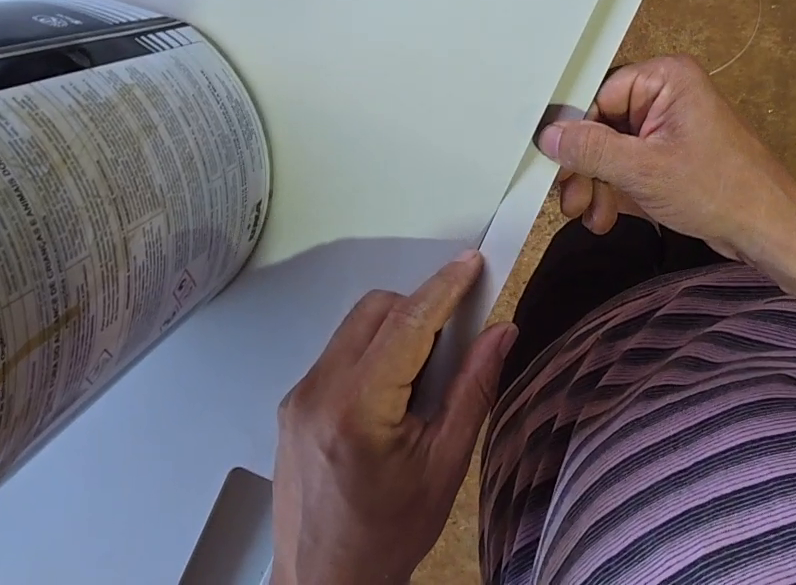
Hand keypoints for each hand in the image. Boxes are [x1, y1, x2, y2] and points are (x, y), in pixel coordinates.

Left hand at [272, 252, 516, 584]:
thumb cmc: (390, 533)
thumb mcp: (445, 465)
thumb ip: (474, 388)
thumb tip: (502, 330)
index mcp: (358, 408)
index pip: (407, 322)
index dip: (444, 287)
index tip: (472, 261)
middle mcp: (318, 391)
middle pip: (375, 310)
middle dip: (419, 307)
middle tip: (454, 337)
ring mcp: (299, 395)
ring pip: (354, 326)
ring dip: (395, 328)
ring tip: (422, 375)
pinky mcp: (292, 404)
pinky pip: (339, 352)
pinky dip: (372, 351)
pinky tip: (391, 393)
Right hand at [535, 55, 795, 260]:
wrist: (769, 231)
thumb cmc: (720, 191)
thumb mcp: (644, 170)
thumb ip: (591, 150)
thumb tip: (547, 135)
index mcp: (666, 78)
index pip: (598, 94)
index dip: (575, 132)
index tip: (554, 164)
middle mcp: (666, 95)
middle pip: (602, 124)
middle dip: (585, 167)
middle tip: (570, 200)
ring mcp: (668, 126)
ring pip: (611, 149)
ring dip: (596, 185)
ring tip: (590, 216)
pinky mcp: (670, 155)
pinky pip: (628, 165)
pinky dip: (614, 191)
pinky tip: (606, 217)